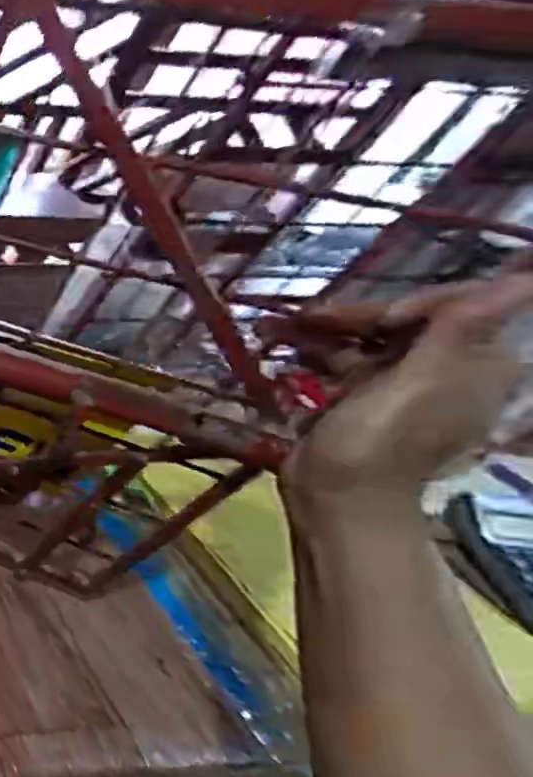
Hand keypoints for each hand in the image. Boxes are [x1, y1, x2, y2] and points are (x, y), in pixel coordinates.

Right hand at [274, 270, 532, 509]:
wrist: (339, 496)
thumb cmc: (380, 440)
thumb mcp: (421, 381)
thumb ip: (461, 330)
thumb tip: (521, 280)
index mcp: (475, 362)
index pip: (455, 308)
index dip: (410, 305)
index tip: (371, 320)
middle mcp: (442, 370)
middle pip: (402, 326)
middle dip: (352, 318)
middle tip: (298, 316)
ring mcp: (395, 390)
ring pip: (363, 348)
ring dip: (320, 336)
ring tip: (269, 330)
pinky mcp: (356, 406)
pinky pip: (338, 373)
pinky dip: (310, 362)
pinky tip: (280, 358)